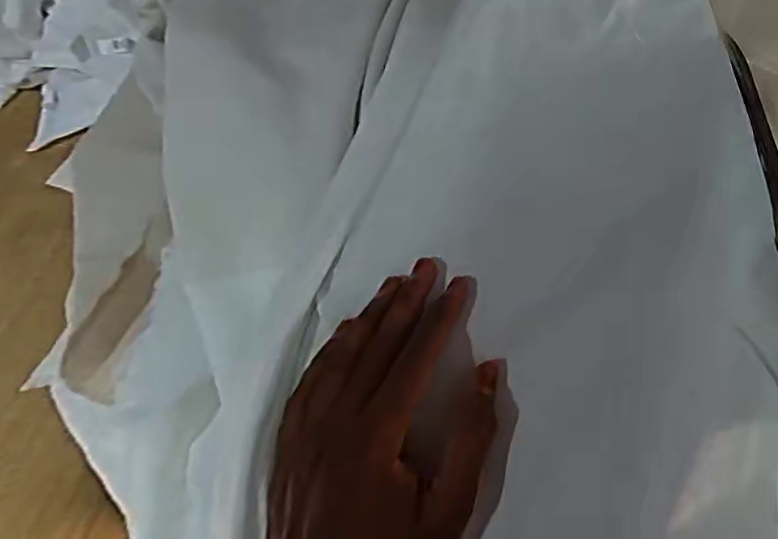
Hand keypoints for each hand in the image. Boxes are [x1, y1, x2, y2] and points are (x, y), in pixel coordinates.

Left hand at [270, 259, 502, 538]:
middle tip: (428, 265)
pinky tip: (344, 334)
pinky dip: (330, 350)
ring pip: (340, 357)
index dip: (442, 316)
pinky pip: (308, 383)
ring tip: (393, 285)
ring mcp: (304, 437)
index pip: (415, 357)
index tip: (461, 284)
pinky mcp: (287, 451)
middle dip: (408, 301)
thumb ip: (473, 438)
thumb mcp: (448, 511)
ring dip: (371, 315)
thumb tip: (491, 372)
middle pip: (377, 345)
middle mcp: (334, 425)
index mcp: (374, 437)